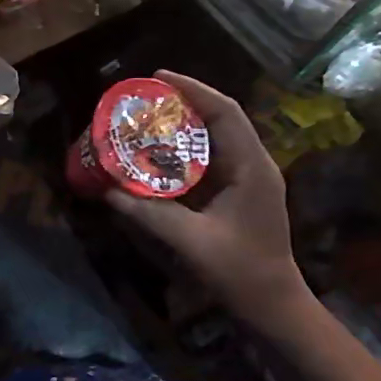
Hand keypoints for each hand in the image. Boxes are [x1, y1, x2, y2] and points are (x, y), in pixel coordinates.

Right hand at [104, 71, 308, 325]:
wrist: (273, 305)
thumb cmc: (239, 272)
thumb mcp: (190, 241)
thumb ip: (148, 214)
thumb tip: (107, 191)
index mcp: (251, 167)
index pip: (225, 112)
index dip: (193, 89)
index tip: (158, 76)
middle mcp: (255, 163)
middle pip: (220, 117)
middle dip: (183, 101)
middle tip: (144, 98)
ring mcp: (250, 177)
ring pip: (216, 135)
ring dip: (184, 123)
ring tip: (148, 117)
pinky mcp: (240, 190)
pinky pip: (212, 156)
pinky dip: (186, 148)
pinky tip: (160, 153)